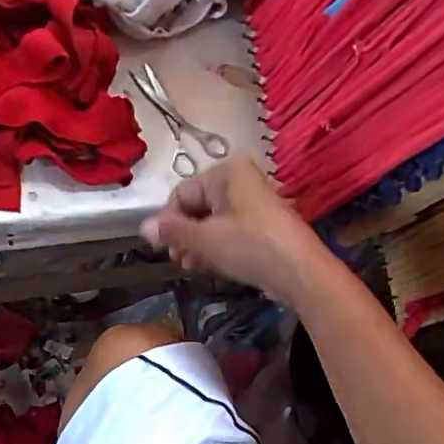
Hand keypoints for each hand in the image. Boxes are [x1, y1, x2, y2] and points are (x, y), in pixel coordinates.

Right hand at [139, 155, 336, 304]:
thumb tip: (143, 227)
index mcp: (225, 172)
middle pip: (196, 207)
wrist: (300, 271)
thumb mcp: (204, 239)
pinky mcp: (261, 223)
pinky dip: (215, 246)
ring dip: (197, 245)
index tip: (166, 250)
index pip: (181, 194)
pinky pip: (228, 230)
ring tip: (193, 267)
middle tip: (180, 261)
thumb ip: (171, 231)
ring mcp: (252, 201)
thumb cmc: (249, 247)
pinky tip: (208, 266)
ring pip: (211, 221)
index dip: (169, 223)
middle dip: (184, 236)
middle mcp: (239, 179)